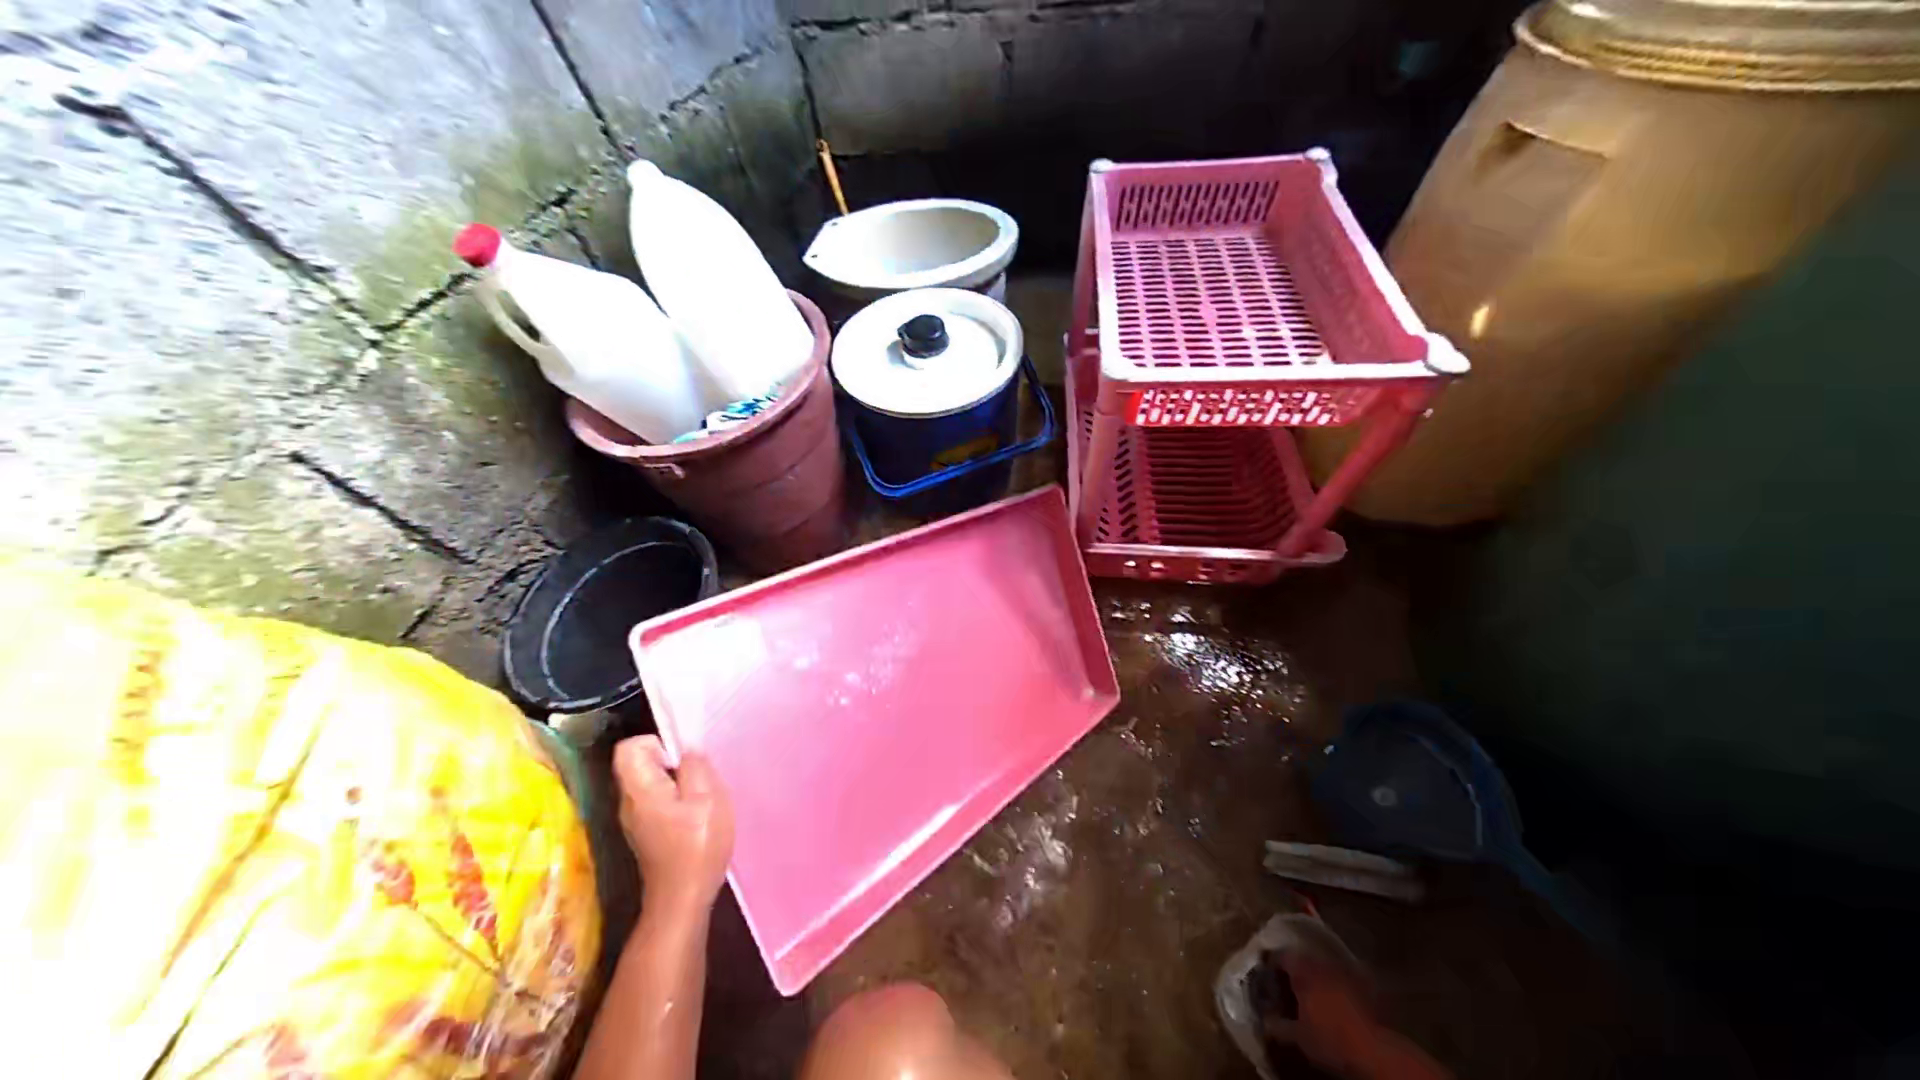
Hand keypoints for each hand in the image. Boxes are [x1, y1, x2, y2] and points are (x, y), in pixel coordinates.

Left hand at [612, 736, 733, 915]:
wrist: (682, 900)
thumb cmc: (697, 847)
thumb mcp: (708, 799)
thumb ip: (696, 767)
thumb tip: (687, 747)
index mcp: (639, 789)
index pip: (628, 747)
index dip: (656, 742)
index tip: (681, 759)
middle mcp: (628, 802)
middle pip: (639, 763)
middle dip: (670, 761)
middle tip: (698, 779)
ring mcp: (634, 819)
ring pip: (649, 781)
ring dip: (676, 781)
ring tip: (700, 798)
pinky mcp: (646, 831)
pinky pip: (655, 798)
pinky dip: (675, 798)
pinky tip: (696, 816)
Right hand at [1279, 948, 1451, 1079]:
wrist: (1376, 1052)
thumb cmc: (1330, 1039)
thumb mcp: (1297, 1036)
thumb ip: (1276, 1025)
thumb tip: (1263, 1020)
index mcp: (1302, 969)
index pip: (1279, 955)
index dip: (1270, 965)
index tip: (1266, 977)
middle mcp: (1322, 963)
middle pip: (1302, 958)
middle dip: (1293, 969)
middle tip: (1287, 985)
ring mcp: (1346, 971)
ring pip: (1323, 966)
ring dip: (1315, 975)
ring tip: (1310, 993)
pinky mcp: (1365, 985)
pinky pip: (1342, 978)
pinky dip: (1334, 985)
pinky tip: (1334, 1000)